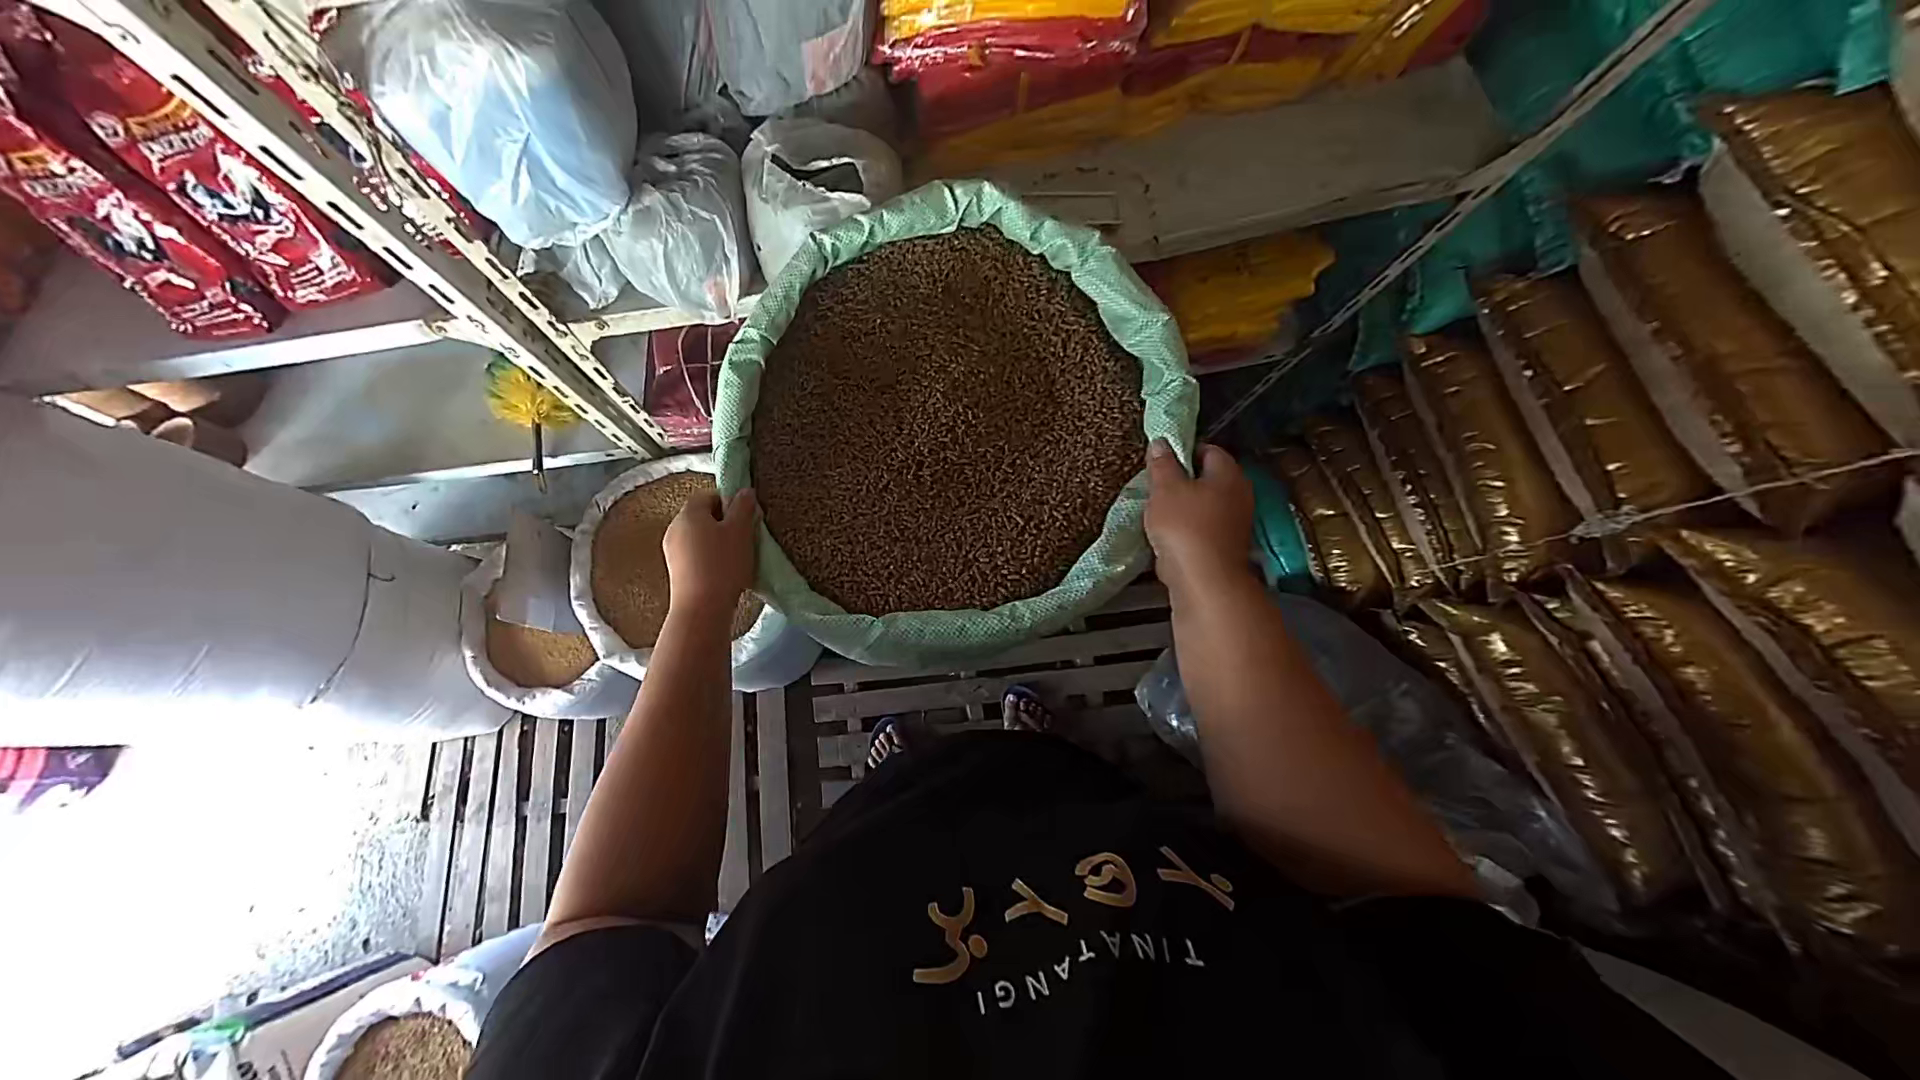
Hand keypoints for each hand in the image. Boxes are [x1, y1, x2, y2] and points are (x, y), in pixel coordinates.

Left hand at [664, 487, 758, 617]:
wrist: (701, 608)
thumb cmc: (723, 564)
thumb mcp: (741, 531)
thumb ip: (743, 507)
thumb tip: (744, 491)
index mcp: (689, 513)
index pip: (708, 494)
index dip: (729, 501)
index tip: (746, 515)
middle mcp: (674, 527)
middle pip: (702, 516)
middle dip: (724, 522)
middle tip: (745, 534)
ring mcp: (672, 551)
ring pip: (699, 536)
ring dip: (717, 541)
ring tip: (737, 555)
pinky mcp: (676, 571)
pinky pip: (695, 554)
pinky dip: (709, 557)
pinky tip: (724, 571)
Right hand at [1145, 440, 1254, 596]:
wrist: (1203, 579)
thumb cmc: (1184, 526)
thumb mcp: (1165, 488)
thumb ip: (1162, 464)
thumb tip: (1161, 443)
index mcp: (1229, 473)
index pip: (1208, 449)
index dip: (1183, 452)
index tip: (1161, 462)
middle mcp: (1240, 494)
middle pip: (1208, 478)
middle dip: (1182, 481)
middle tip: (1157, 488)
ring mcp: (1236, 523)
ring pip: (1206, 505)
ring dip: (1184, 508)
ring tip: (1158, 514)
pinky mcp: (1227, 547)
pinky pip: (1204, 528)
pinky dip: (1188, 530)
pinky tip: (1169, 537)